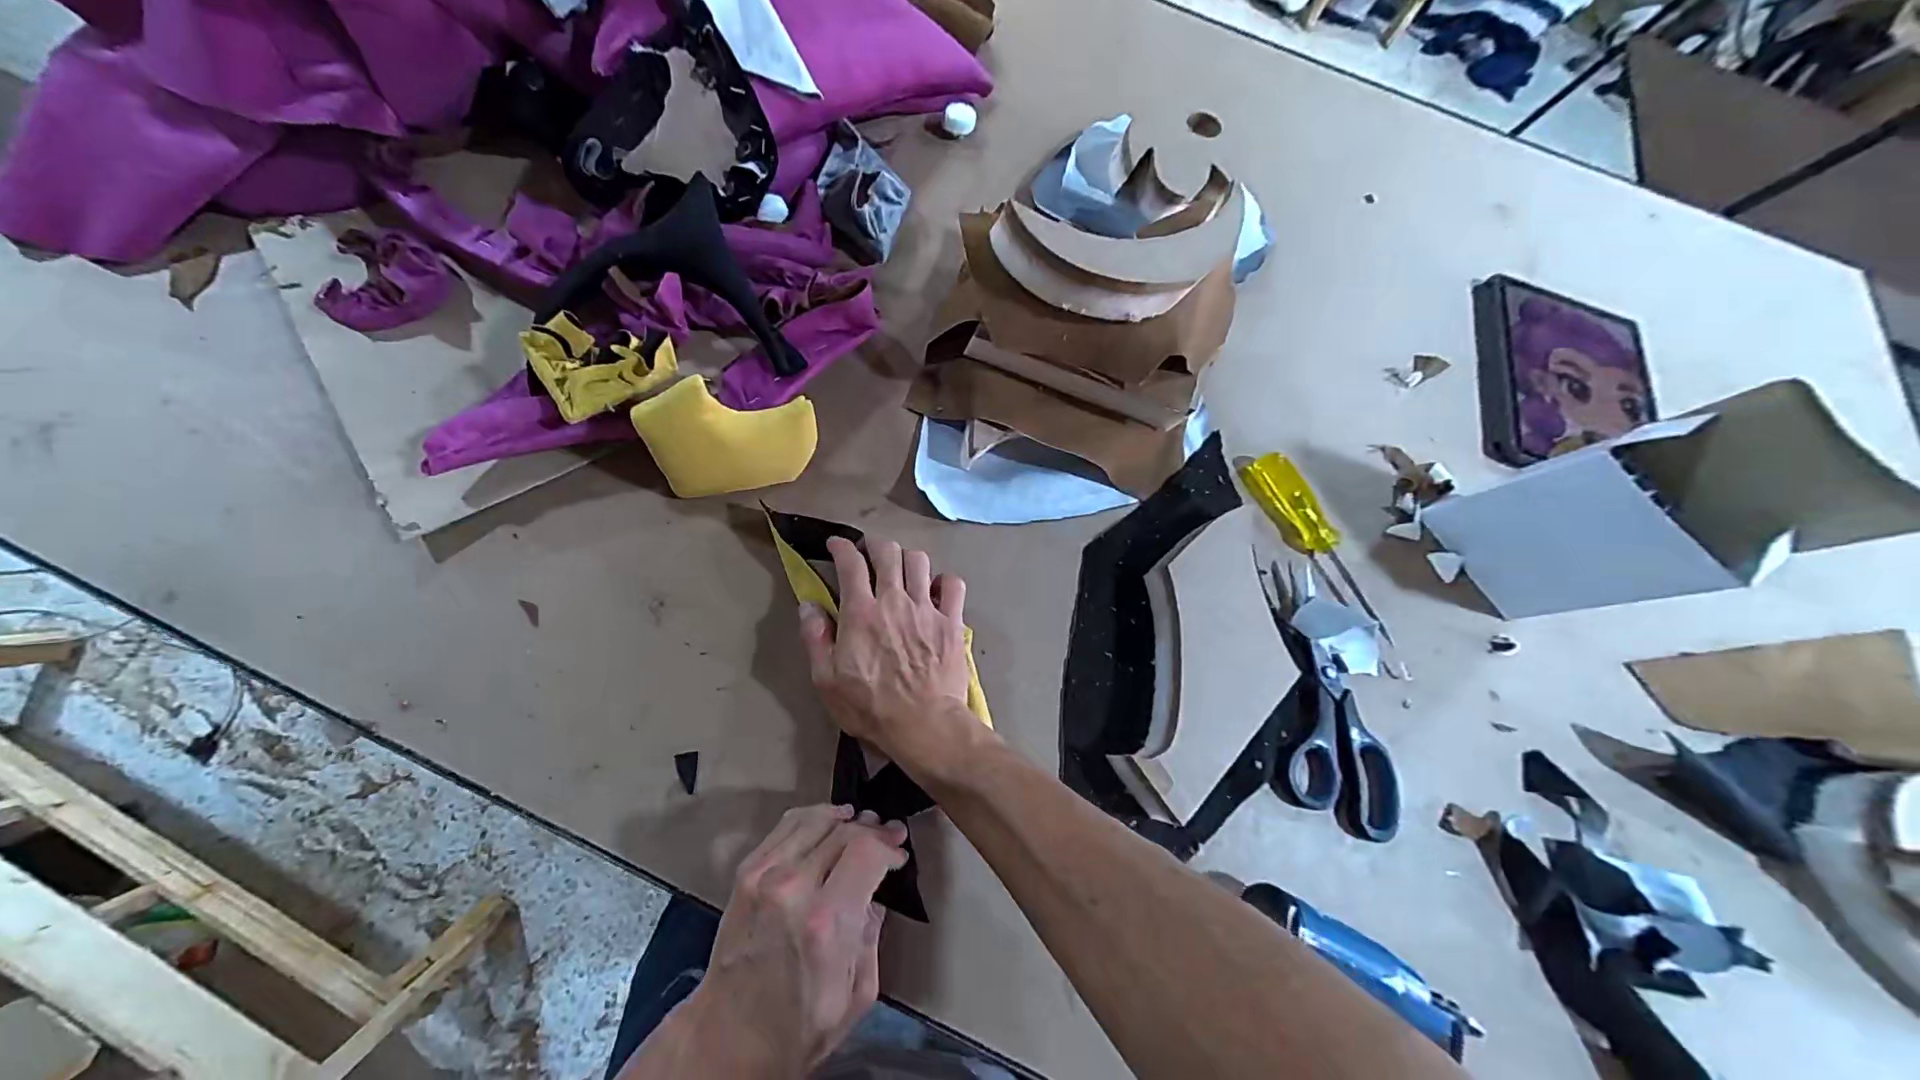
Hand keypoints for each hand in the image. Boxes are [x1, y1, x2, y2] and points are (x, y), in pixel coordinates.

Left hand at [670, 805, 908, 1077]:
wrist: (727, 1038)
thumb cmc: (798, 1027)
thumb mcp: (857, 993)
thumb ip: (873, 935)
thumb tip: (877, 894)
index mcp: (826, 923)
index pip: (867, 852)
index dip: (889, 846)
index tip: (899, 854)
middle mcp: (793, 889)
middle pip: (844, 831)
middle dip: (873, 830)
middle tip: (888, 835)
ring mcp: (764, 876)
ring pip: (815, 820)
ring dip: (844, 818)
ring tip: (860, 823)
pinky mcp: (746, 873)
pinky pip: (786, 826)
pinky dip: (812, 817)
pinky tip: (827, 822)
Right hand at [798, 537, 979, 767]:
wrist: (924, 724)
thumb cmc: (871, 707)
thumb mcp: (827, 681)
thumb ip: (816, 638)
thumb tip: (809, 605)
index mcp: (861, 613)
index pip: (851, 564)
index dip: (842, 547)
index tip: (836, 546)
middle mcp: (895, 601)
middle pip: (888, 552)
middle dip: (875, 545)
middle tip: (869, 552)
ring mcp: (927, 608)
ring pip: (919, 561)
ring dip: (907, 559)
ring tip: (901, 569)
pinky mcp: (952, 621)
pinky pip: (953, 584)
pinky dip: (943, 581)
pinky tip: (935, 590)